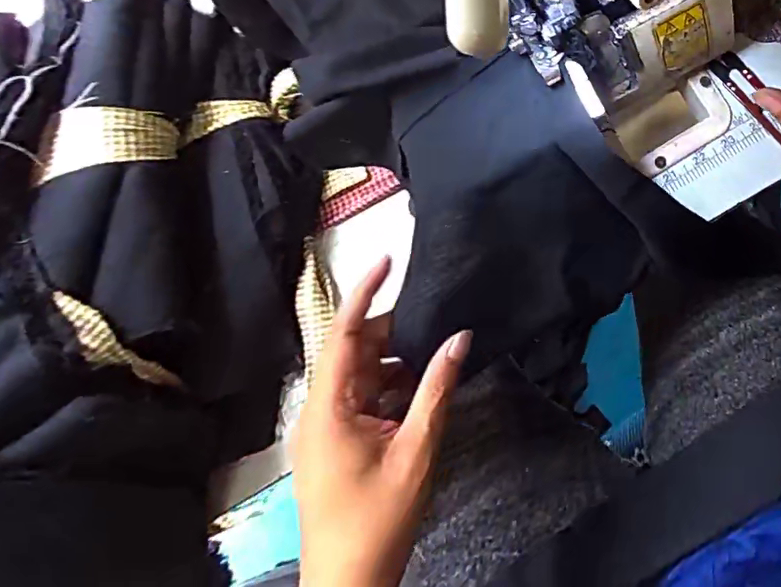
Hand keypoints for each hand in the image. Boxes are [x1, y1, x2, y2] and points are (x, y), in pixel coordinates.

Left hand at [291, 257, 469, 586]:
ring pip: (362, 373)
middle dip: (393, 332)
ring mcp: (326, 428)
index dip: (364, 293)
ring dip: (396, 361)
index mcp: (328, 409)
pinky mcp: (338, 441)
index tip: (388, 260)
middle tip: (434, 318)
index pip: (342, 335)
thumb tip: (460, 337)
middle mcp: (319, 411)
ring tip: (434, 352)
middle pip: (354, 351)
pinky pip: (365, 397)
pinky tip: (422, 387)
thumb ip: (437, 388)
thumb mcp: (416, 450)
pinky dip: (392, 386)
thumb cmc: (377, 520)